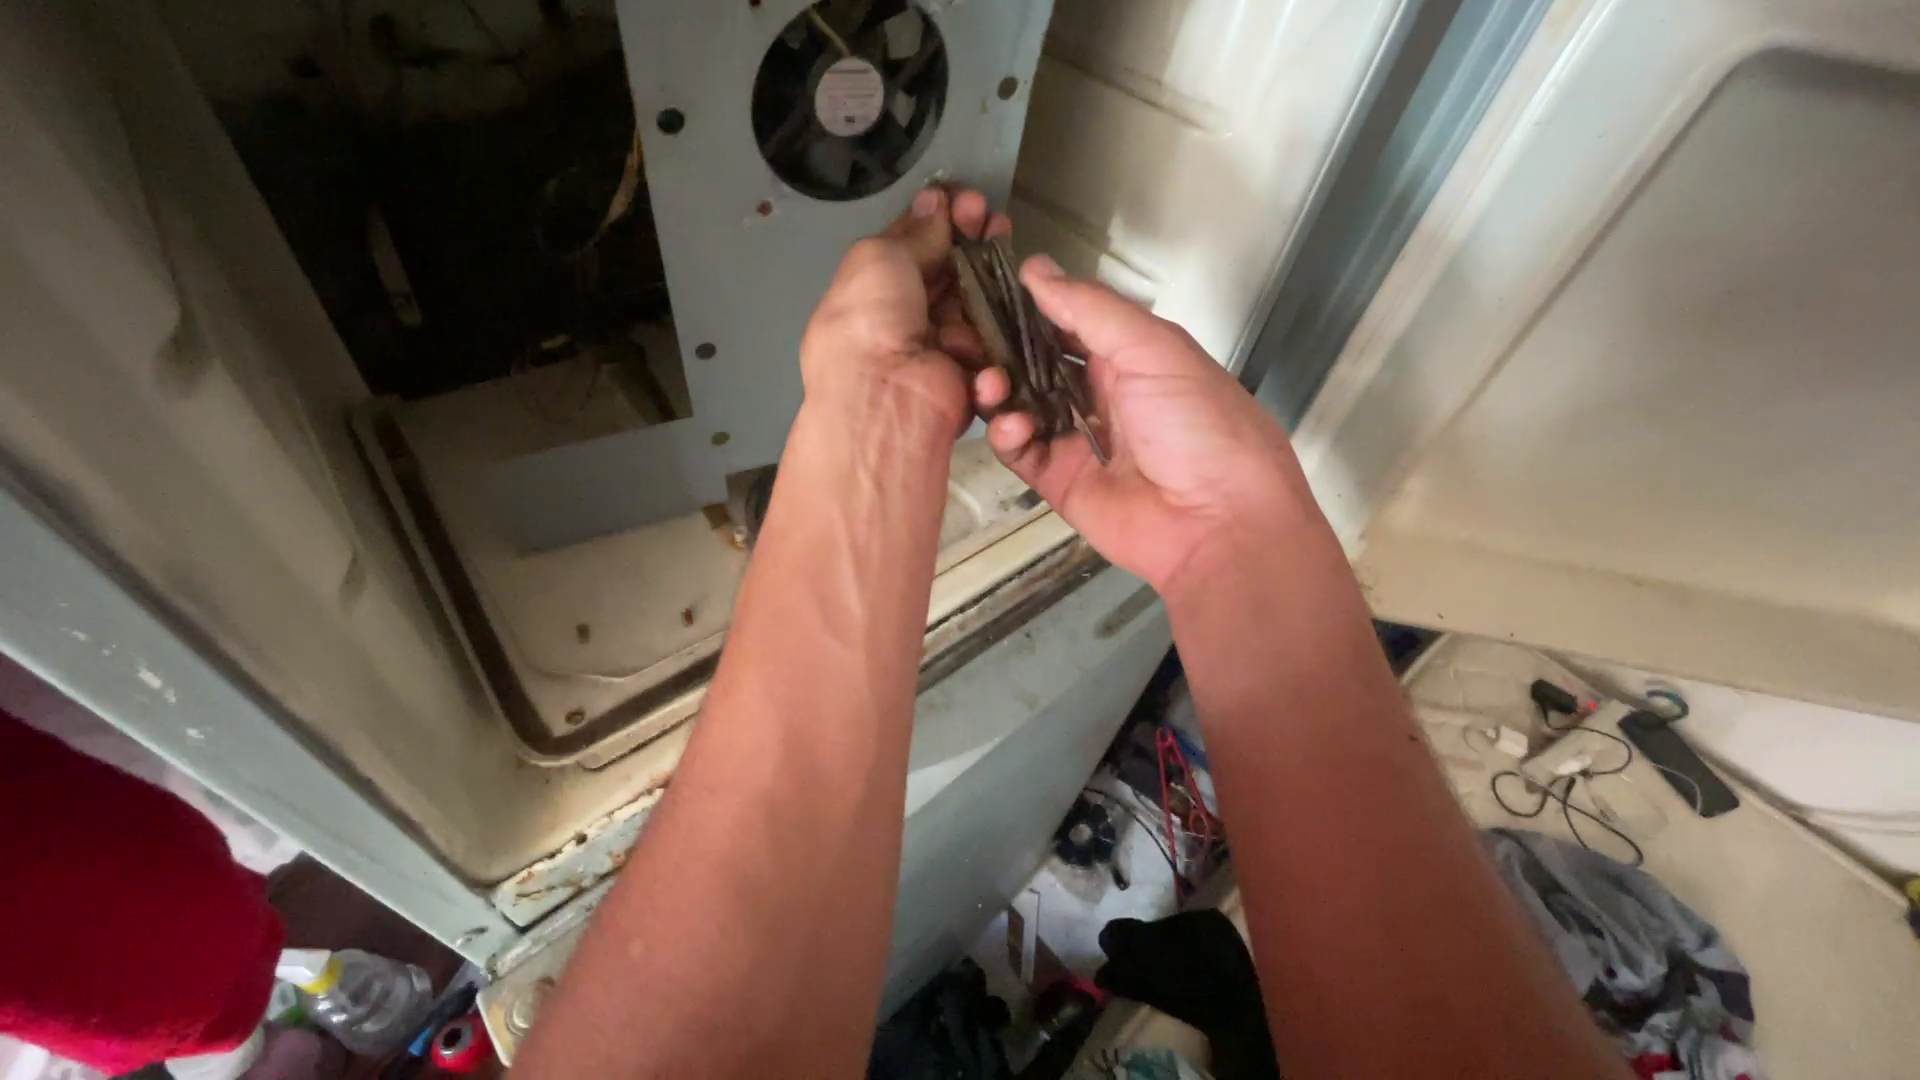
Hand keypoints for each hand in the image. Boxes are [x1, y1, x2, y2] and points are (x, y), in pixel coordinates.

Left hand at [800, 187, 1011, 432]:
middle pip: (948, 276)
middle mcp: (904, 321)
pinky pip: (990, 349)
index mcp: (873, 292)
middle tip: (996, 220)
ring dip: (994, 282)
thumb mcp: (878, 258)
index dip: (942, 222)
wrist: (885, 399)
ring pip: (975, 309)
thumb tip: (935, 202)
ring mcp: (937, 351)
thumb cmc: (870, 320)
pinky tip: (997, 312)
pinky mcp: (967, 379)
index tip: (968, 201)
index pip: (913, 249)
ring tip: (1009, 257)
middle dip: (973, 246)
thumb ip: (913, 232)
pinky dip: (993, 334)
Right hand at [978, 257, 1314, 597]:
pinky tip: (1012, 426)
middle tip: (966, 341)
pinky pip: (1021, 453)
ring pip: (1020, 407)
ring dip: (998, 391)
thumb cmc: (1198, 422)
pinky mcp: (1059, 482)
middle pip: (1035, 365)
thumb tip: (1034, 269)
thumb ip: (1090, 309)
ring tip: (991, 385)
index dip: (1028, 308)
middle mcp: (1099, 394)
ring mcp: (1076, 440)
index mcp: (1128, 356)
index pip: (1066, 323)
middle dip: (1002, 351)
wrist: (1218, 521)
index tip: (985, 292)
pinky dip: (1008, 436)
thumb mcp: (1153, 348)